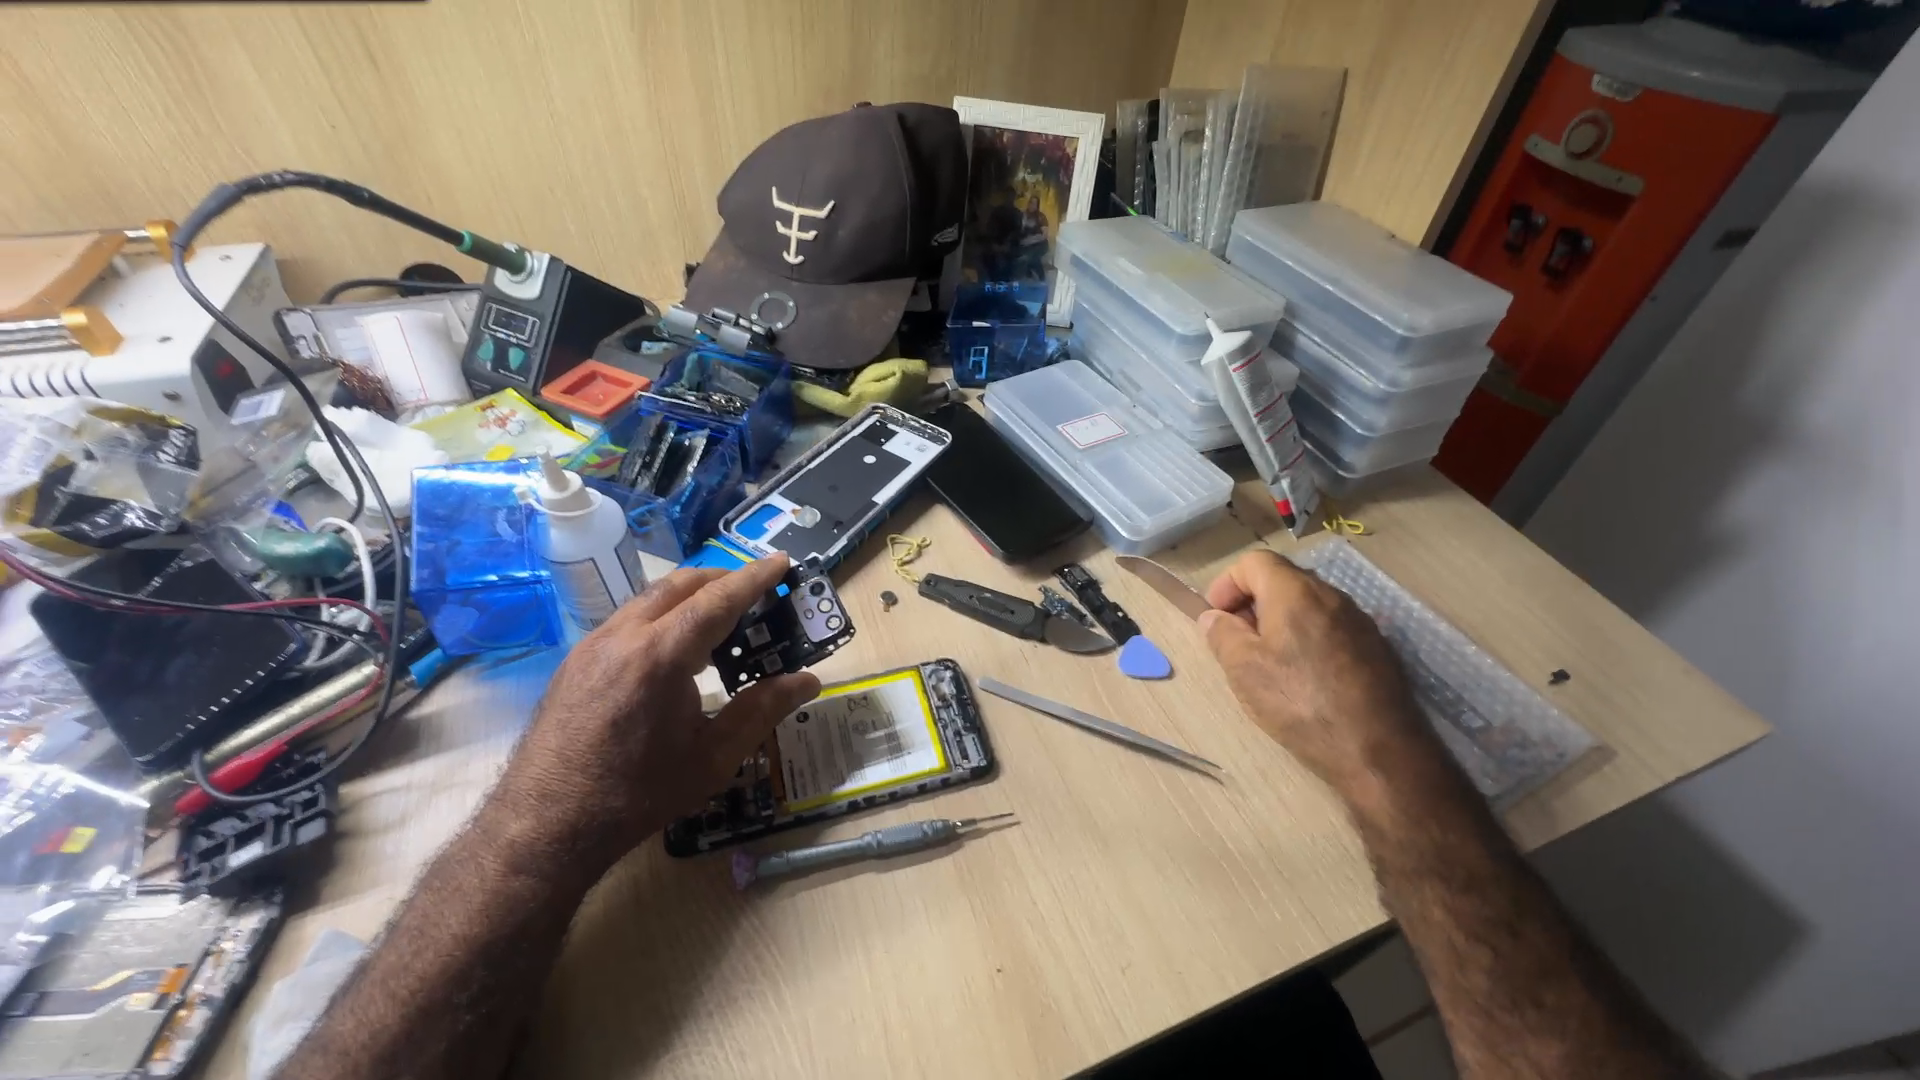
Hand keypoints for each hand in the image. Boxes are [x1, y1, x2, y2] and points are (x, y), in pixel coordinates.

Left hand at [496, 556, 821, 866]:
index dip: (755, 578)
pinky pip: (629, 618)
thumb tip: (808, 681)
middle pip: (681, 585)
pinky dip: (663, 616)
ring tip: (722, 619)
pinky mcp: (577, 660)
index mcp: (660, 656)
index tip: (783, 561)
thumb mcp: (713, 757)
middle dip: (724, 579)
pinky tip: (676, 650)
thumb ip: (762, 710)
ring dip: (691, 596)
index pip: (717, 599)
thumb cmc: (637, 794)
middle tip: (759, 590)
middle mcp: (623, 636)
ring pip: (650, 598)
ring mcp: (593, 644)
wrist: (546, 825)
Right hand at [1198, 550, 1438, 803]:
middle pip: (1283, 580)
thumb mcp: (1243, 669)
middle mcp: (1332, 595)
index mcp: (1295, 592)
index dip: (1226, 583)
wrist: (1377, 749)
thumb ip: (1222, 634)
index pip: (1254, 561)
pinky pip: (1331, 628)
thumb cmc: (1300, 703)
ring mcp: (1360, 621)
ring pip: (1309, 605)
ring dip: (1281, 622)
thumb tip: (1214, 617)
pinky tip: (1305, 678)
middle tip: (1237, 640)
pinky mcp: (1377, 648)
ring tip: (1268, 662)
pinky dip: (1308, 639)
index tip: (1215, 615)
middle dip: (1252, 602)